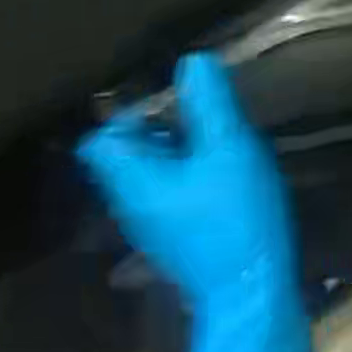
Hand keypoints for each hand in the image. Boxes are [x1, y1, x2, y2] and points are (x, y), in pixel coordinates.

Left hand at [76, 53, 311, 351]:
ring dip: (182, 143)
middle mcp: (134, 201)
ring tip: (219, 134)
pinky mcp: (179, 230)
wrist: (252, 290)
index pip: (100, 138)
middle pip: (129, 148)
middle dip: (163, 122)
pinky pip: (173, 185)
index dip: (129, 111)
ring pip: (154, 166)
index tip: (172, 100)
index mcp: (134, 180)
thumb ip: (208, 102)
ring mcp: (156, 220)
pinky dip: (192, 166)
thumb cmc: (235, 216)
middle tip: (205, 112)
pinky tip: (226, 165)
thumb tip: (191, 61)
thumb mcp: (227, 148)